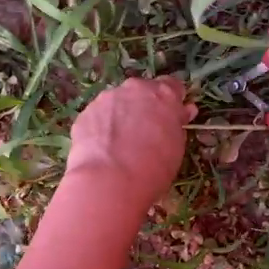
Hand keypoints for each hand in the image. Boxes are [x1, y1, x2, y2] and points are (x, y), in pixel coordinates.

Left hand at [66, 76, 196, 204]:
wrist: (110, 181)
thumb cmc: (153, 169)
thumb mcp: (176, 148)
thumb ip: (177, 125)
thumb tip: (183, 111)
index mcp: (163, 95)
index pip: (172, 87)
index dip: (172, 102)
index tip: (171, 117)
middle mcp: (134, 89)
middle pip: (142, 92)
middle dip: (144, 108)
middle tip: (144, 134)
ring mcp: (106, 99)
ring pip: (117, 103)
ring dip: (121, 117)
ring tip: (119, 145)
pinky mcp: (85, 113)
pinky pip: (97, 118)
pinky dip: (101, 129)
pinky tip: (102, 151)